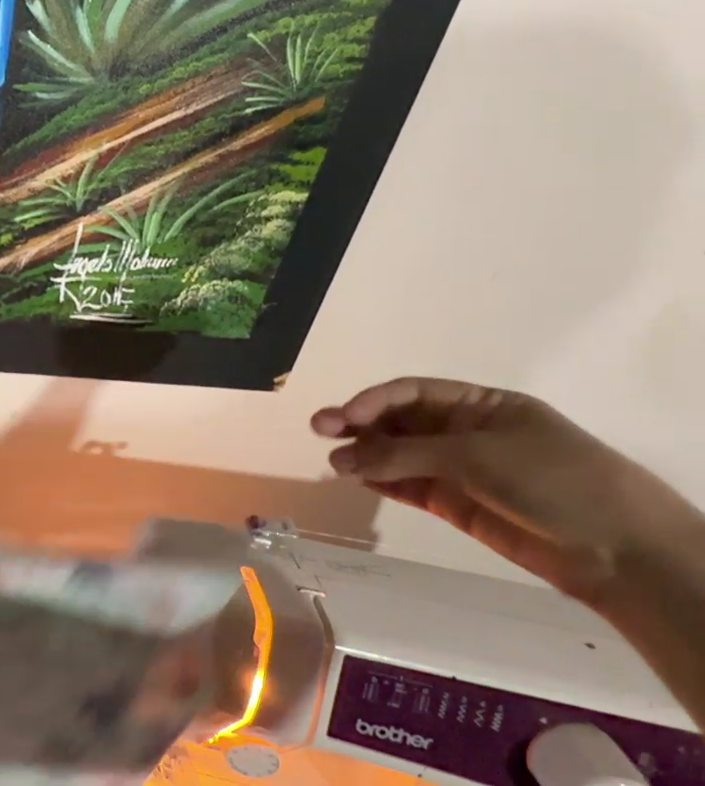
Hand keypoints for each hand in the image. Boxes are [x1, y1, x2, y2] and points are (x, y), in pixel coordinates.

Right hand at [312, 378, 677, 604]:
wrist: (620, 551)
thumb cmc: (555, 479)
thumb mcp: (476, 455)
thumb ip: (404, 454)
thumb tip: (340, 458)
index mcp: (482, 406)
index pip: (413, 392)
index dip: (375, 400)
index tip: (345, 417)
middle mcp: (466, 432)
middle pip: (399, 421)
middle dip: (360, 424)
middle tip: (321, 429)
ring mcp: (460, 469)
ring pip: (398, 454)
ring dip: (365, 455)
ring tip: (336, 463)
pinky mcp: (456, 503)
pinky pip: (407, 485)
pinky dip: (381, 480)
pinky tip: (359, 478)